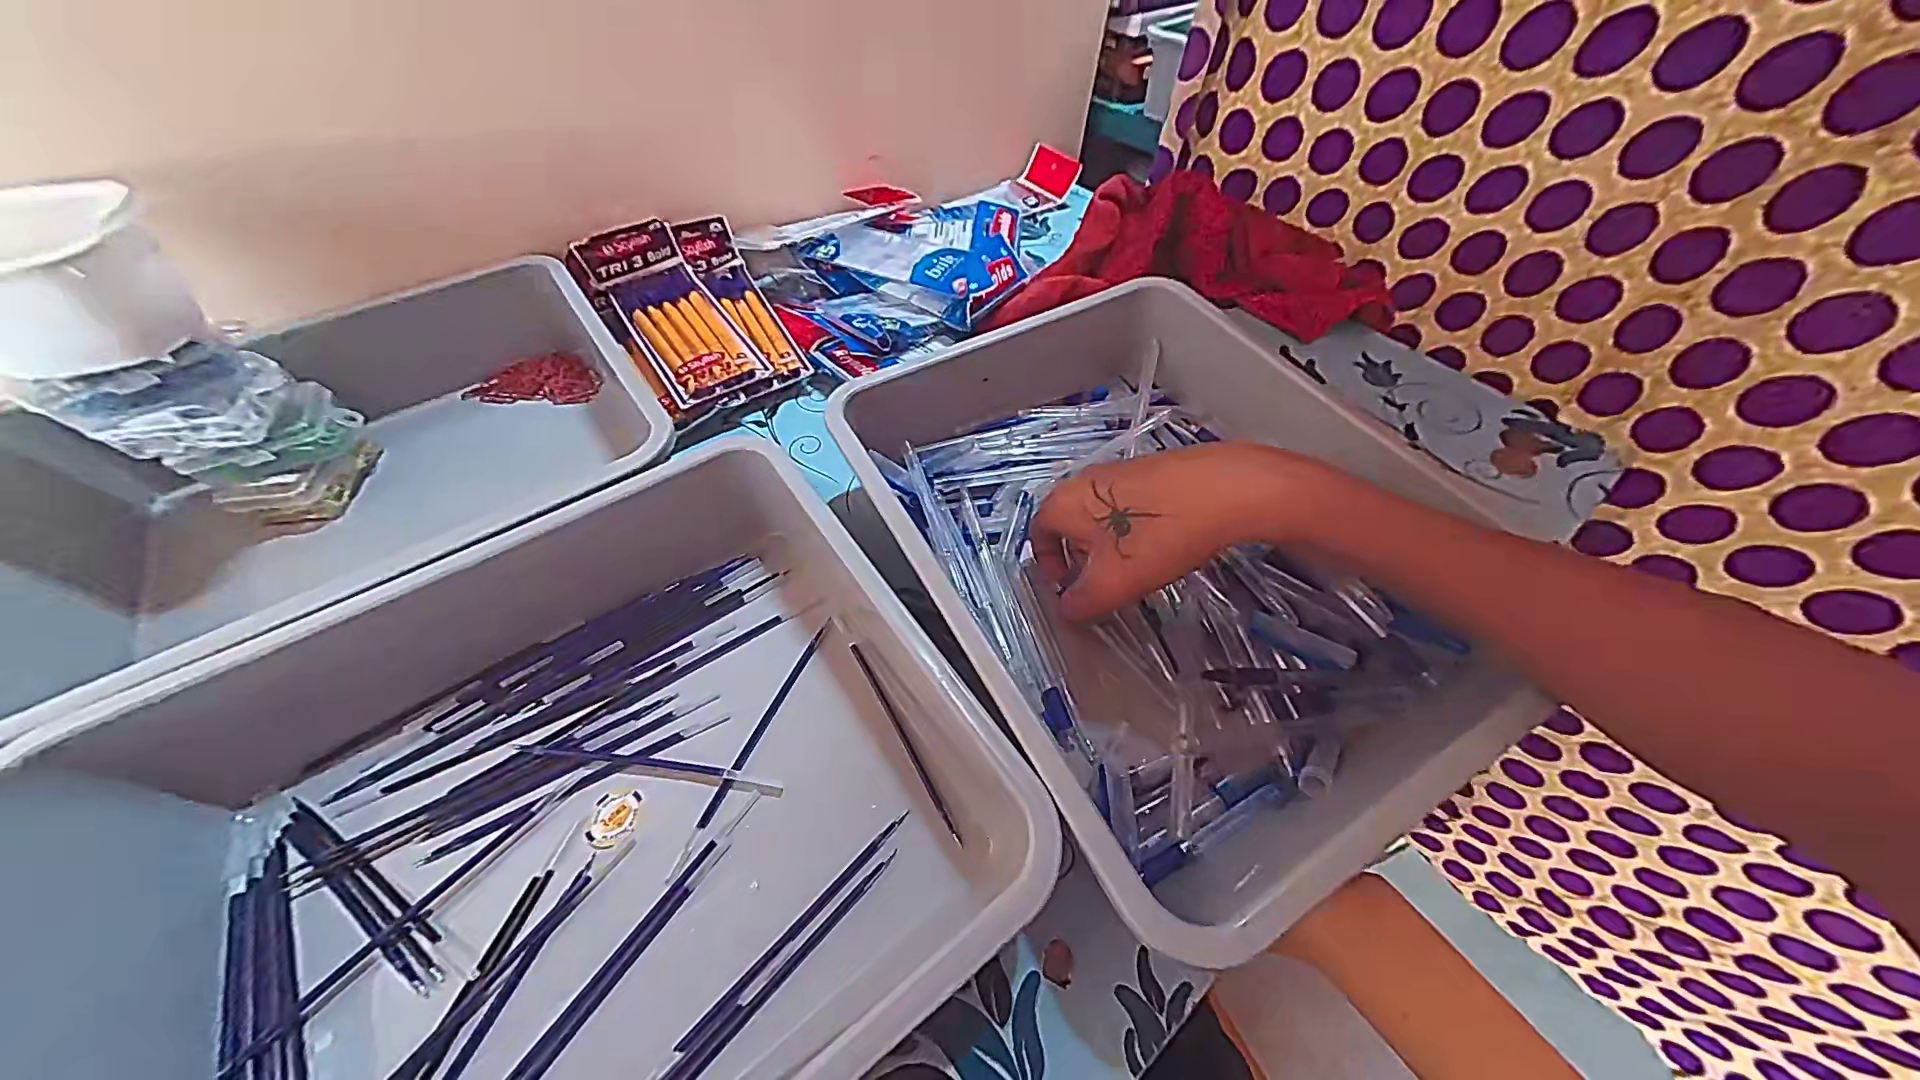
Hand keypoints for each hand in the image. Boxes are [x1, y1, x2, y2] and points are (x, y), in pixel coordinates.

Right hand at [1031, 441, 1330, 619]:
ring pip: (1100, 517)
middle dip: (1082, 560)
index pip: (1037, 537)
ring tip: (1138, 567)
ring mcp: (1117, 471)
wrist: (1225, 489)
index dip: (1049, 568)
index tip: (1070, 589)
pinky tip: (1162, 544)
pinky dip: (1135, 529)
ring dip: (1110, 546)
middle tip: (1105, 583)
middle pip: (1068, 527)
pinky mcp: (1149, 470)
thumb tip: (1068, 611)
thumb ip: (1080, 603)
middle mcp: (1082, 480)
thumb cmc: (1157, 536)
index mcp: (1062, 503)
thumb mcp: (1112, 584)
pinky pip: (1128, 506)